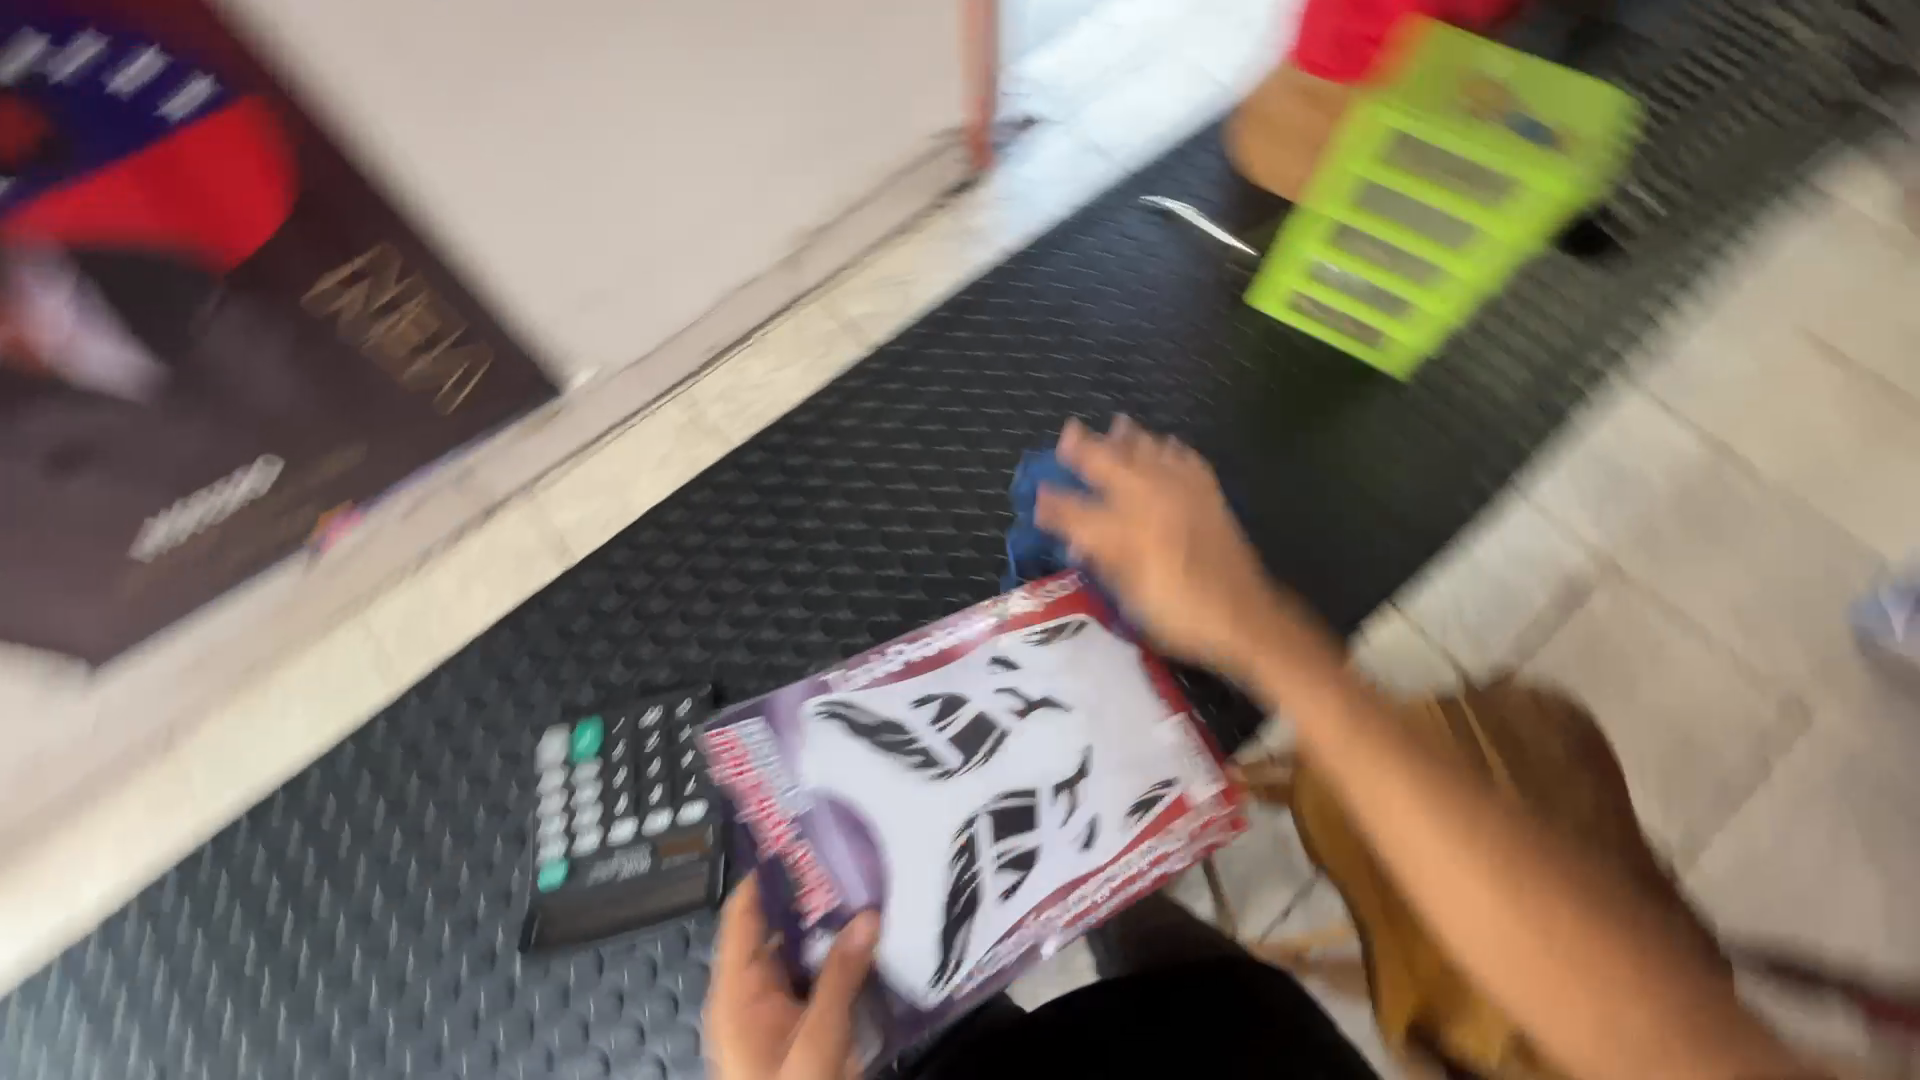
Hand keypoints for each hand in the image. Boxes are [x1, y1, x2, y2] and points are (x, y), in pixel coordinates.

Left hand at [706, 875, 879, 1079]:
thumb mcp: (816, 1040)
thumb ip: (841, 978)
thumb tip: (867, 918)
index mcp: (736, 994)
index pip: (743, 916)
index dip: (765, 877)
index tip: (798, 844)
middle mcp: (752, 996)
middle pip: (778, 930)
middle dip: (812, 898)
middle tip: (848, 864)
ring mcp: (777, 1013)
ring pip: (803, 954)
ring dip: (831, 928)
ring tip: (866, 892)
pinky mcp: (802, 1028)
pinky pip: (819, 979)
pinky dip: (841, 958)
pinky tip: (869, 940)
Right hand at [1035, 416, 1334, 682]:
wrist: (1244, 617)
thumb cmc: (1180, 616)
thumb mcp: (1130, 599)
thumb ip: (1103, 563)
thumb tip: (1079, 543)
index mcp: (1122, 532)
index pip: (1077, 511)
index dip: (1054, 503)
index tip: (1038, 496)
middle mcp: (1148, 504)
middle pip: (1110, 465)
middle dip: (1085, 448)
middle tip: (1069, 432)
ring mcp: (1182, 495)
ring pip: (1150, 453)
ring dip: (1128, 439)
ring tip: (1116, 424)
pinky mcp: (1209, 496)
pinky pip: (1186, 460)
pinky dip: (1171, 449)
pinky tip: (1165, 444)